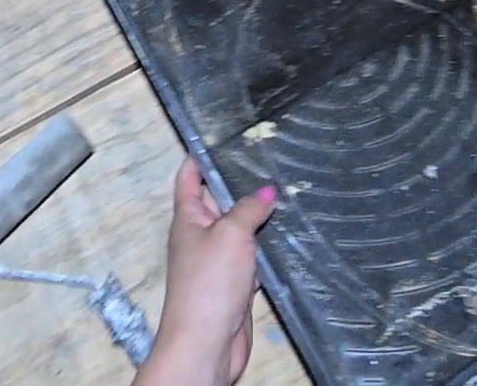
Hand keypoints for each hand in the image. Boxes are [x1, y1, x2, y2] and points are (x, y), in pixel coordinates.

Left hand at [133, 157, 277, 385]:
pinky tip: (288, 233)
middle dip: (239, 181)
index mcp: (188, 216)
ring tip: (285, 187)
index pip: (189, 175)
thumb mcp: (230, 234)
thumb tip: (267, 191)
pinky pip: (252, 256)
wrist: (206, 344)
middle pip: (219, 199)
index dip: (200, 154)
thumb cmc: (209, 281)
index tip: (220, 133)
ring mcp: (219, 258)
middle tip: (268, 156)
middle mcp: (201, 233)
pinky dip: (266, 246)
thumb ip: (249, 209)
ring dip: (257, 215)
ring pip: (239, 228)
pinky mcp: (236, 282)